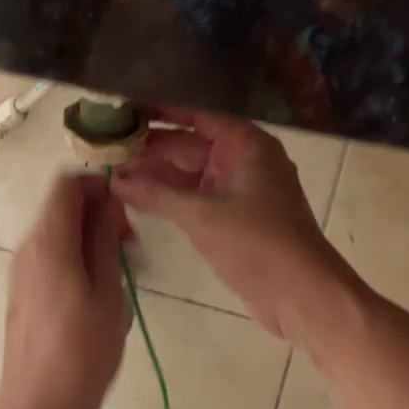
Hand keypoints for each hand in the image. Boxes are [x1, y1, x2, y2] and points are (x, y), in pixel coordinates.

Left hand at [0, 174, 131, 408]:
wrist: (38, 408)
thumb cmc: (82, 352)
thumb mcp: (107, 293)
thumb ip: (105, 241)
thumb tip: (108, 203)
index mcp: (48, 241)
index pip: (66, 184)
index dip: (97, 186)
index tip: (126, 210)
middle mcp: (28, 247)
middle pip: (61, 206)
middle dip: (97, 212)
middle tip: (130, 244)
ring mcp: (21, 270)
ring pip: (56, 231)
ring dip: (88, 236)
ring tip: (120, 268)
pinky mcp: (22, 292)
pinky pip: (49, 255)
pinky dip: (74, 255)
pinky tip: (98, 288)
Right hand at [111, 107, 359, 341]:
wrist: (302, 296)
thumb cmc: (256, 243)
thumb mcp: (200, 214)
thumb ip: (155, 194)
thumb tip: (114, 180)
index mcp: (245, 144)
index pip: (195, 116)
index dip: (158, 114)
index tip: (122, 112)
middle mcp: (242, 160)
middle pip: (188, 145)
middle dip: (150, 149)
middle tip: (107, 149)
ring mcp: (238, 189)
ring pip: (189, 173)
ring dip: (155, 175)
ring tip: (112, 172)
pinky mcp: (233, 217)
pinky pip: (195, 197)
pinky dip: (168, 197)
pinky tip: (135, 197)